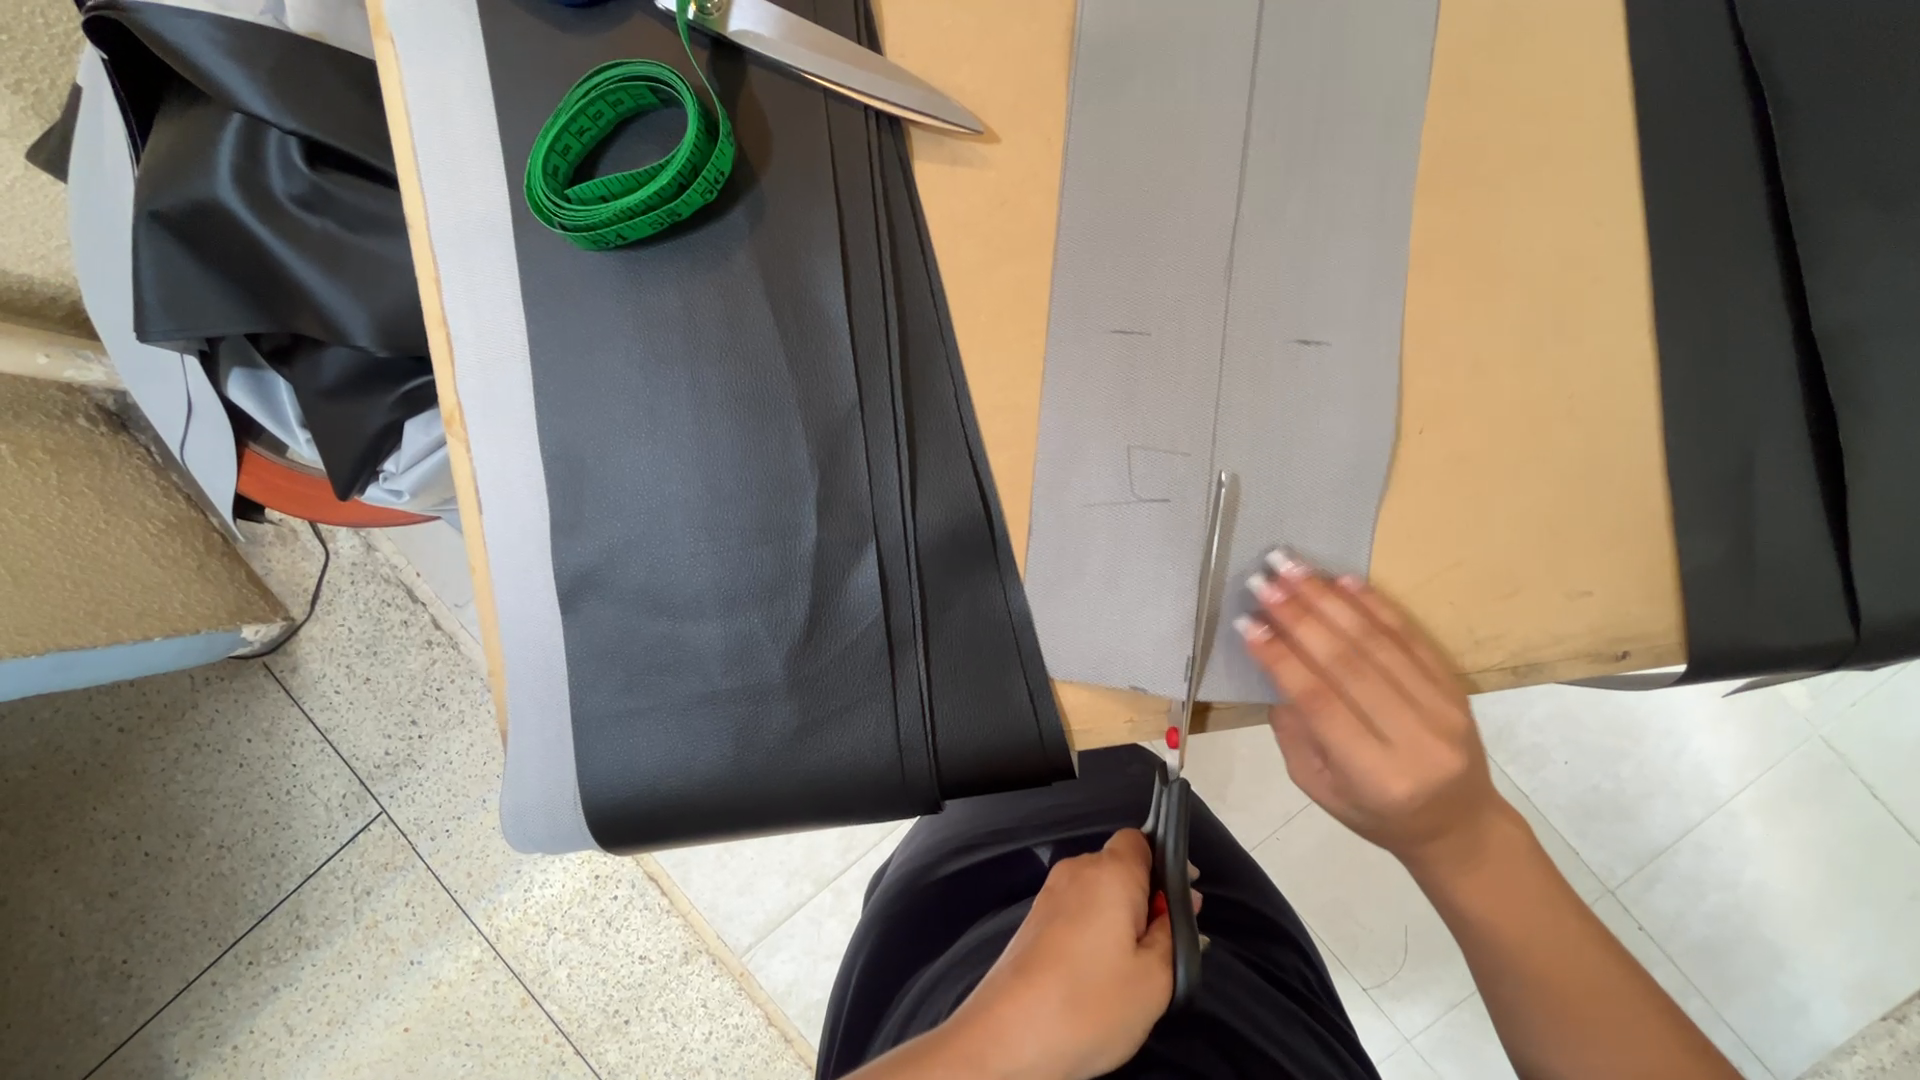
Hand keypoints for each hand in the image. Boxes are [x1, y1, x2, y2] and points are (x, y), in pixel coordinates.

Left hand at [938, 829, 1184, 1079]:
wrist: (1007, 1036)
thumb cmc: (1086, 1005)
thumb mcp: (1155, 978)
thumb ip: (1175, 934)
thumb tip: (1182, 906)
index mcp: (1109, 872)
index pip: (1141, 840)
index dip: (1167, 865)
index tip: (1181, 903)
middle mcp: (1076, 872)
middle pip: (1121, 868)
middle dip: (1147, 900)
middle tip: (1163, 949)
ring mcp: (1050, 896)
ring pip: (1100, 894)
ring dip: (1121, 922)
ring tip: (1132, 973)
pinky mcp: (1035, 922)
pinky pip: (1077, 913)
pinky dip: (1095, 935)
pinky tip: (1100, 978)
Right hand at [1236, 551, 1515, 870]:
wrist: (1459, 824)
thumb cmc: (1375, 814)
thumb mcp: (1318, 787)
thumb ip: (1294, 731)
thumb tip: (1273, 666)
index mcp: (1375, 775)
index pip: (1320, 703)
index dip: (1281, 659)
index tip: (1247, 622)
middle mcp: (1415, 739)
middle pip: (1348, 664)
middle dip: (1299, 617)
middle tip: (1263, 581)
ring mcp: (1443, 709)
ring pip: (1378, 642)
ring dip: (1329, 599)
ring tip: (1291, 568)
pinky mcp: (1455, 687)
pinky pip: (1411, 637)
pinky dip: (1375, 604)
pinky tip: (1343, 581)